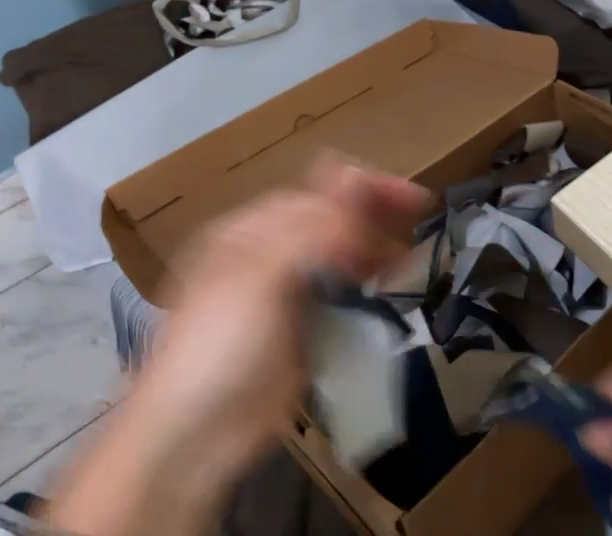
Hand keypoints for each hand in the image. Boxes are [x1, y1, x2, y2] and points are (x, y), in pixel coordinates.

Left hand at [49, 155, 425, 534]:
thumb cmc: (219, 345)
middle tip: (417, 215)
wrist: (194, 436)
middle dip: (372, 214)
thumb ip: (314, 226)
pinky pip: (341, 292)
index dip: (361, 189)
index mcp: (248, 233)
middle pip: (330, 220)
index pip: (315, 195)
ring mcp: (285, 293)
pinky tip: (385, 284)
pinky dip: (366, 282)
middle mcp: (267, 255)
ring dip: (373, 246)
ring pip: (339, 254)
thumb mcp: (261, 275)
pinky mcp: (302, 329)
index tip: (407, 194)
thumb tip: (354, 176)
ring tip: (404, 256)